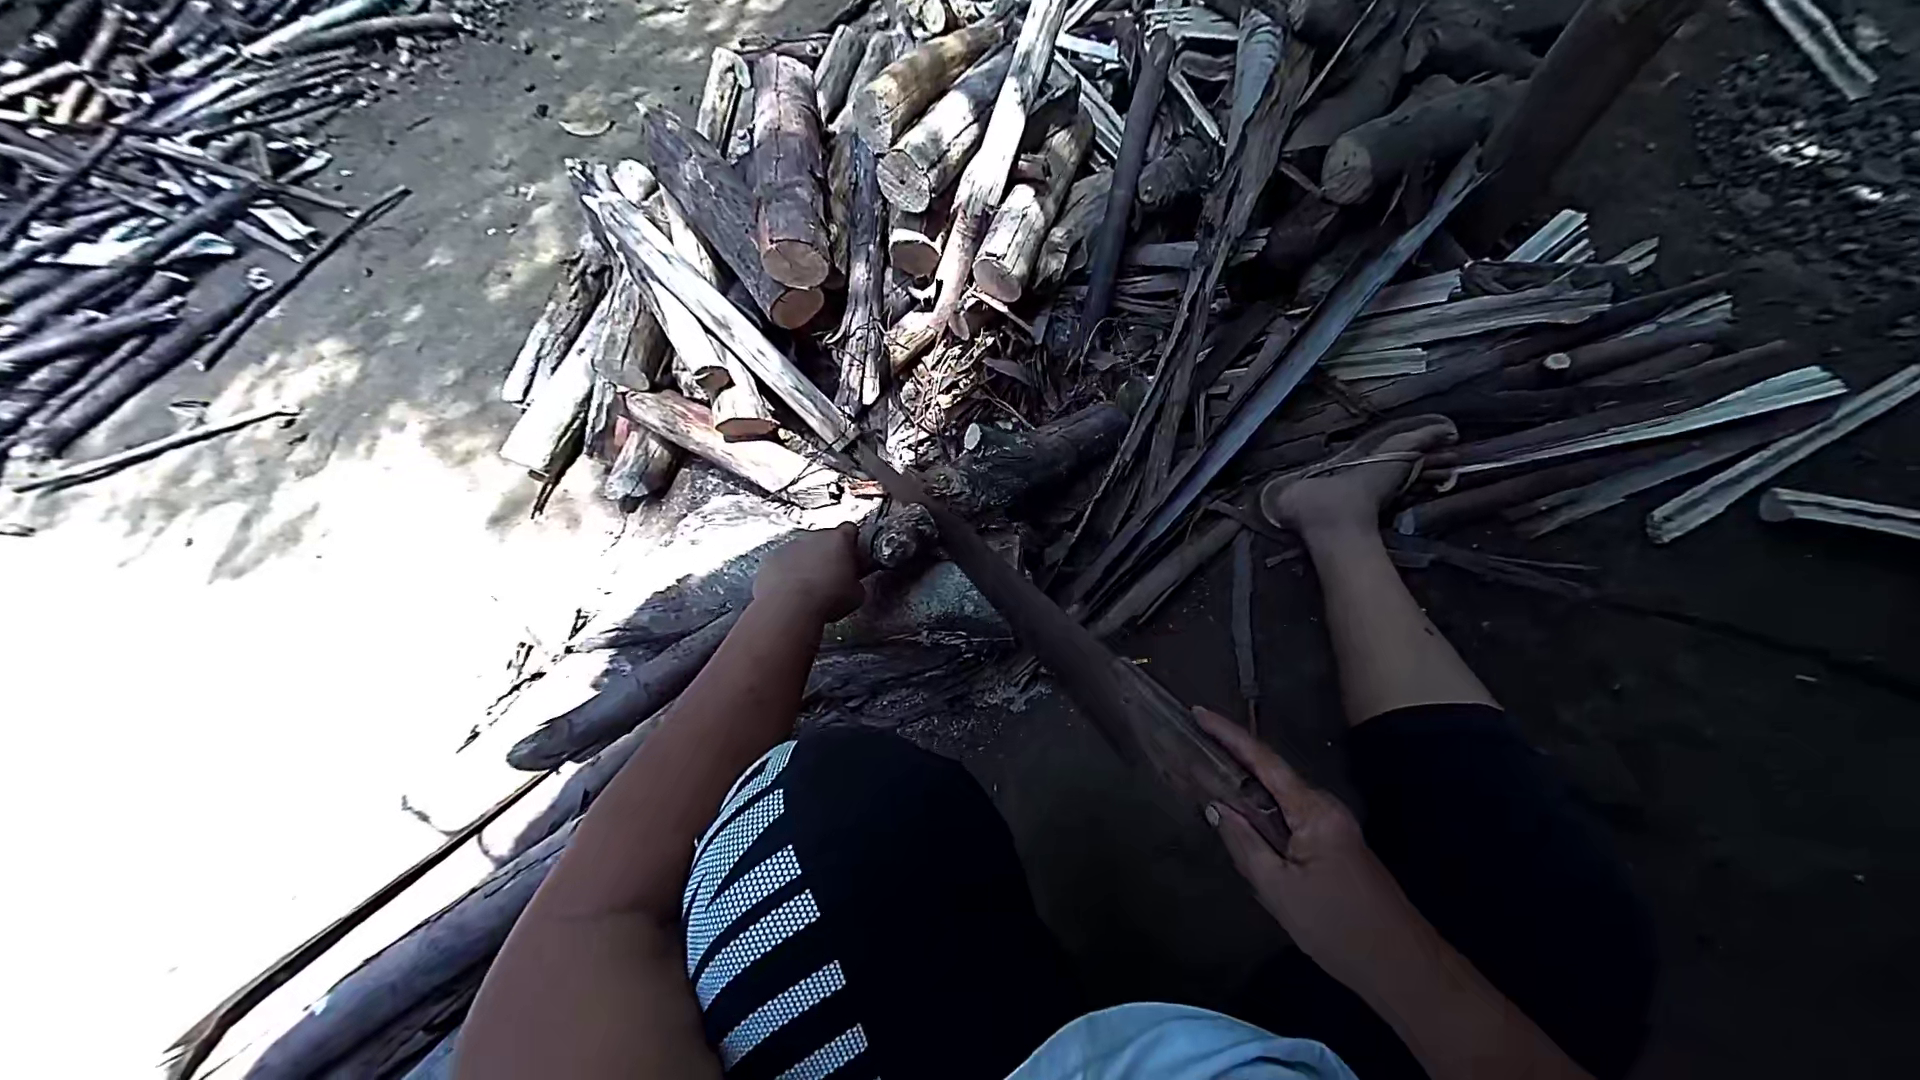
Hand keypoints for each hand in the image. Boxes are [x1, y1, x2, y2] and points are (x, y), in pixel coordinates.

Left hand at [752, 523, 865, 622]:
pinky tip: (791, 593)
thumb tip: (853, 584)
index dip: (852, 543)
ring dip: (806, 564)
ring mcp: (789, 546)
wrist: (788, 608)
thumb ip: (856, 581)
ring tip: (810, 589)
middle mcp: (813, 536)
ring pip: (801, 551)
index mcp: (839, 539)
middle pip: (823, 539)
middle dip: (828, 554)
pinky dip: (785, 574)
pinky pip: (781, 563)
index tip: (853, 557)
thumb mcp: (857, 594)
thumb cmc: (825, 598)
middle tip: (832, 577)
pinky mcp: (770, 559)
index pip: (850, 530)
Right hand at [1194, 707, 1424, 990]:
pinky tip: (1237, 812)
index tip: (1199, 712)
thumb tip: (1215, 806)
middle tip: (1191, 743)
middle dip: (1231, 754)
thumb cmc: (1338, 928)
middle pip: (1270, 770)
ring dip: (1243, 781)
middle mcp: (1324, 806)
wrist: (1405, 969)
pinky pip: (1287, 812)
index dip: (1228, 733)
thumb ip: (1243, 842)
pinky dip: (1258, 805)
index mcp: (1313, 811)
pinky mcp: (1332, 840)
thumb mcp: (1278, 889)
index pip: (1264, 760)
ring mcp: (1331, 823)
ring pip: (1277, 793)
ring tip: (1203, 773)